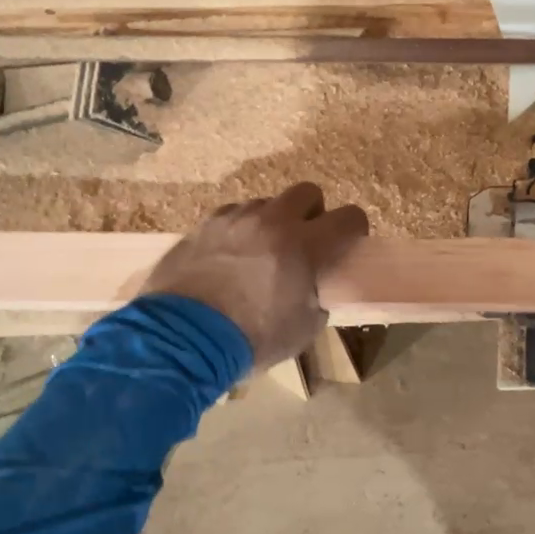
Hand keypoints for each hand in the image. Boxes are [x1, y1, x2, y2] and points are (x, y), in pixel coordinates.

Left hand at [140, 183, 368, 368]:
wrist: (179, 341)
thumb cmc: (252, 338)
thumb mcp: (304, 327)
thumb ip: (317, 298)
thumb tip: (314, 290)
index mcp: (305, 245)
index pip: (349, 217)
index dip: (355, 229)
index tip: (349, 244)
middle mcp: (272, 222)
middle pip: (307, 192)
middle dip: (313, 212)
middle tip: (306, 239)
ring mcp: (233, 220)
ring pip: (266, 203)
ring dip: (273, 220)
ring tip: (263, 249)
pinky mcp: (201, 227)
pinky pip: (231, 215)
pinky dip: (239, 229)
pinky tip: (232, 254)